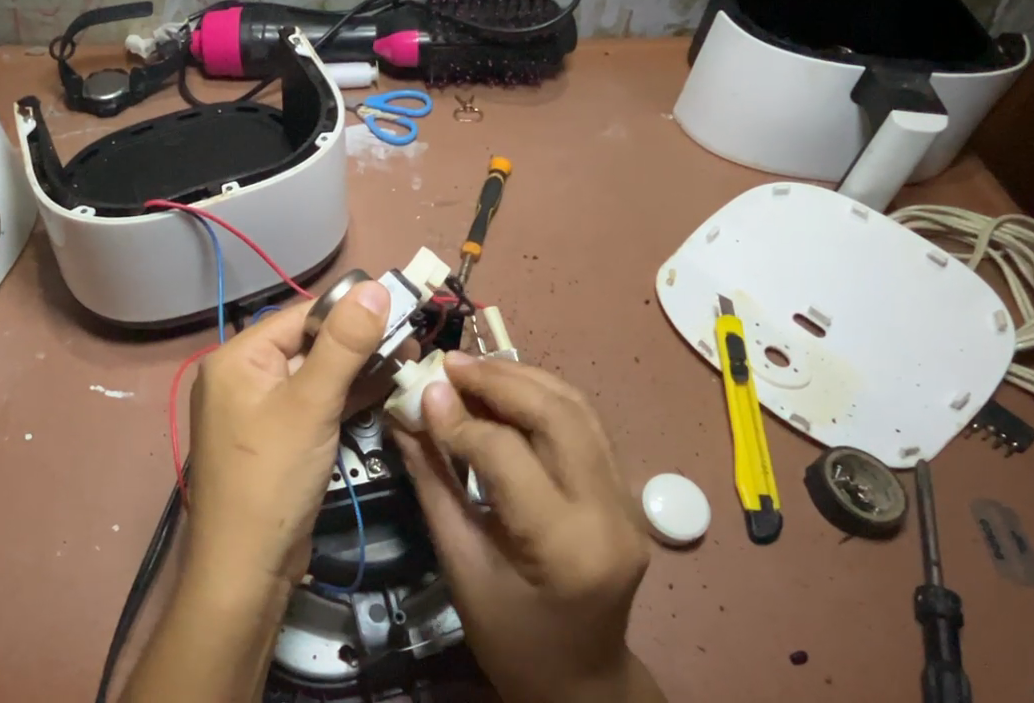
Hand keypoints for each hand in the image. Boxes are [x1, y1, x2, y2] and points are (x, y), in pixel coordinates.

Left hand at [185, 281, 393, 591]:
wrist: (246, 568)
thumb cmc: (272, 477)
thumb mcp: (311, 404)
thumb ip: (344, 344)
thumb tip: (375, 287)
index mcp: (237, 357)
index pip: (300, 316)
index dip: (350, 309)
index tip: (400, 304)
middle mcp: (242, 376)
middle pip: (308, 344)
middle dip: (358, 341)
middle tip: (411, 335)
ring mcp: (258, 410)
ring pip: (314, 375)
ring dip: (357, 368)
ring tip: (407, 356)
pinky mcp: (276, 438)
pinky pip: (313, 403)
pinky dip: (344, 396)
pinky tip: (383, 387)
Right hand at [392, 352, 661, 702]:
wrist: (580, 681)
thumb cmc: (510, 637)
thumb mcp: (460, 564)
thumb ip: (433, 481)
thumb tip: (406, 414)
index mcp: (566, 546)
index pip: (507, 454)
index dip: (458, 418)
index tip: (421, 392)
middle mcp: (610, 514)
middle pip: (557, 415)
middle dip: (499, 379)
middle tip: (449, 363)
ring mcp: (627, 502)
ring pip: (579, 409)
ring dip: (524, 379)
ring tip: (472, 368)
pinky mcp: (626, 493)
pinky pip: (586, 426)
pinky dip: (543, 398)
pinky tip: (506, 392)